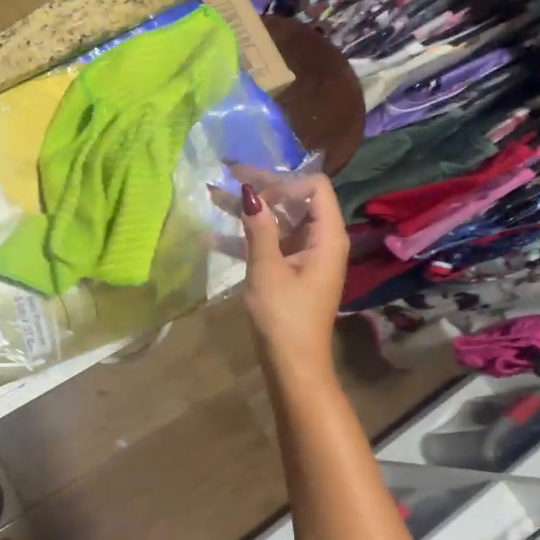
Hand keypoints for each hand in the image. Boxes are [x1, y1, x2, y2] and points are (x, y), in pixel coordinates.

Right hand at [231, 169, 348, 373]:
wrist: (292, 364)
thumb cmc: (284, 316)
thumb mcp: (267, 269)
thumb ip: (259, 228)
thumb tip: (249, 191)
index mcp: (327, 236)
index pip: (314, 186)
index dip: (283, 181)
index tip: (251, 190)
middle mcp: (321, 240)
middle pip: (295, 199)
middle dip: (261, 188)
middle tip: (225, 176)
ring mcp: (305, 255)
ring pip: (278, 220)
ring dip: (248, 209)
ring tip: (212, 195)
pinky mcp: (290, 270)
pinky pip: (270, 242)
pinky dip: (247, 236)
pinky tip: (213, 236)